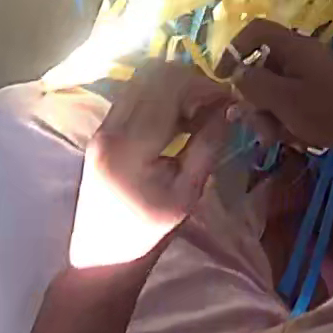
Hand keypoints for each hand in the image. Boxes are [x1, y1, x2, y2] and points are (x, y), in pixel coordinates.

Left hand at [69, 62, 232, 268]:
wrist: (102, 257)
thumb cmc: (150, 231)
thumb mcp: (188, 192)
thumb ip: (208, 145)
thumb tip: (230, 107)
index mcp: (132, 145)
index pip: (171, 88)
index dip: (205, 86)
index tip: (229, 101)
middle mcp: (112, 126)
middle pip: (155, 74)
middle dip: (192, 81)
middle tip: (216, 104)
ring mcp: (103, 125)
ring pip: (143, 78)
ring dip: (176, 85)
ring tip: (198, 111)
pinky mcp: (103, 128)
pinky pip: (135, 93)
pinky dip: (161, 94)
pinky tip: (178, 118)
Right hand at [223, 19, 332, 154]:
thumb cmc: (326, 109)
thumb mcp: (282, 99)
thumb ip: (254, 84)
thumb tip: (237, 74)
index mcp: (292, 46)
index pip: (255, 30)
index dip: (234, 49)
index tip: (223, 78)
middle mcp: (301, 55)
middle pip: (263, 66)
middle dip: (255, 98)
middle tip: (256, 123)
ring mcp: (312, 74)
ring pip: (276, 89)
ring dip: (270, 114)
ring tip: (279, 136)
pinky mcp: (320, 93)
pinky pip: (293, 101)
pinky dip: (288, 118)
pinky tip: (297, 138)